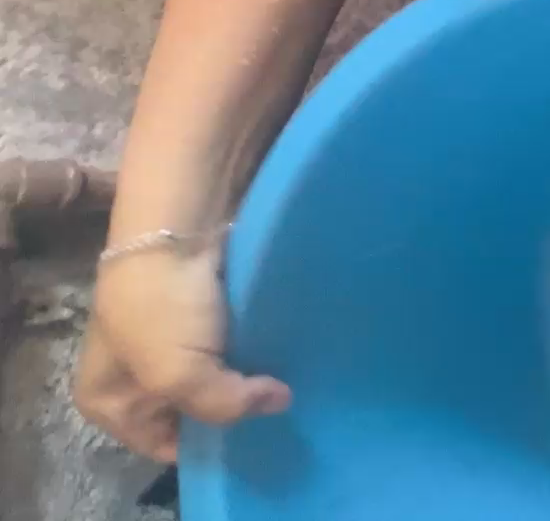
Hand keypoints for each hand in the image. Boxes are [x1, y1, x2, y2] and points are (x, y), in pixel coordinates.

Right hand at [74, 245, 290, 461]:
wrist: (179, 233)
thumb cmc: (161, 309)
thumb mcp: (176, 372)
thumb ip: (223, 401)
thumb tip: (280, 404)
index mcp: (113, 403)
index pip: (166, 444)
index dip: (213, 444)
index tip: (265, 437)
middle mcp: (144, 378)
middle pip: (201, 409)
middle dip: (244, 406)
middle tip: (296, 402)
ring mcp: (182, 342)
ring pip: (229, 372)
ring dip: (262, 373)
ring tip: (307, 376)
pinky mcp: (216, 313)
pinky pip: (246, 340)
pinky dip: (270, 344)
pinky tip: (302, 346)